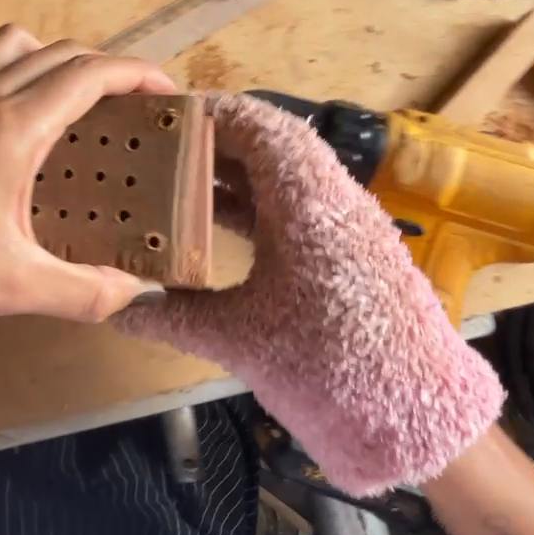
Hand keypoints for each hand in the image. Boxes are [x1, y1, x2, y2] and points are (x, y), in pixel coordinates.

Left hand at [0, 25, 177, 343]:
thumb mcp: (11, 287)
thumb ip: (86, 292)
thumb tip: (141, 294)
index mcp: (9, 129)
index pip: (88, 74)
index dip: (137, 76)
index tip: (167, 97)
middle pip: (58, 52)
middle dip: (105, 70)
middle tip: (132, 113)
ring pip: (9, 44)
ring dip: (50, 58)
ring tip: (72, 104)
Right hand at [116, 93, 503, 495]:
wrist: (418, 421)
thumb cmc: (329, 366)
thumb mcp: (240, 340)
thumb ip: (172, 317)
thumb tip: (115, 307)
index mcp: (306, 204)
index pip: (260, 128)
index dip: (214, 113)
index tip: (163, 114)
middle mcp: (329, 200)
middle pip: (269, 145)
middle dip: (214, 140)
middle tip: (158, 145)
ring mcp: (342, 225)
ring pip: (280, 176)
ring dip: (230, 171)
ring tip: (172, 174)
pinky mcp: (344, 252)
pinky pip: (289, 206)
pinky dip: (248, 202)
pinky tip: (210, 220)